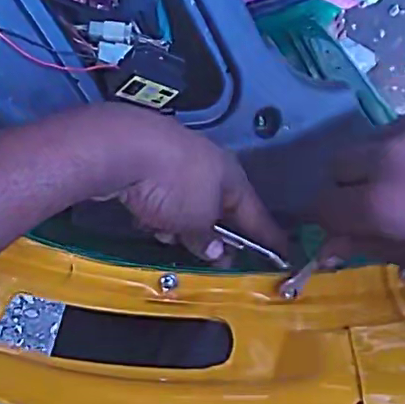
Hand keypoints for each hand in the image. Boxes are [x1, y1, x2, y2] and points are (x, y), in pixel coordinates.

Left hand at [71, 105, 285, 262]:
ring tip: (163, 233)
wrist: (121, 147)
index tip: (283, 256)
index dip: (269, 238)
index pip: (256, 215)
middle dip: (211, 235)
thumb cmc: (172, 185)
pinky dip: (155, 212)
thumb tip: (217, 252)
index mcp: (232, 177)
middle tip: (205, 257)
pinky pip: (160, 198)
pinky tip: (142, 217)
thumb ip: (208, 239)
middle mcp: (209, 166)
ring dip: (177, 226)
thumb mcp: (196, 220)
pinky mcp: (148, 164)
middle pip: (218, 211)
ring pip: (186, 206)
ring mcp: (177, 162)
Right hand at [314, 96, 404, 274]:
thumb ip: (369, 245)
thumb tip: (329, 246)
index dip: (328, 218)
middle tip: (379, 200)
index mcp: (382, 203)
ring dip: (380, 161)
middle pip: (337, 165)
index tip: (342, 222)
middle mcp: (387, 157)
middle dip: (348, 185)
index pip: (323, 204)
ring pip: (371, 141)